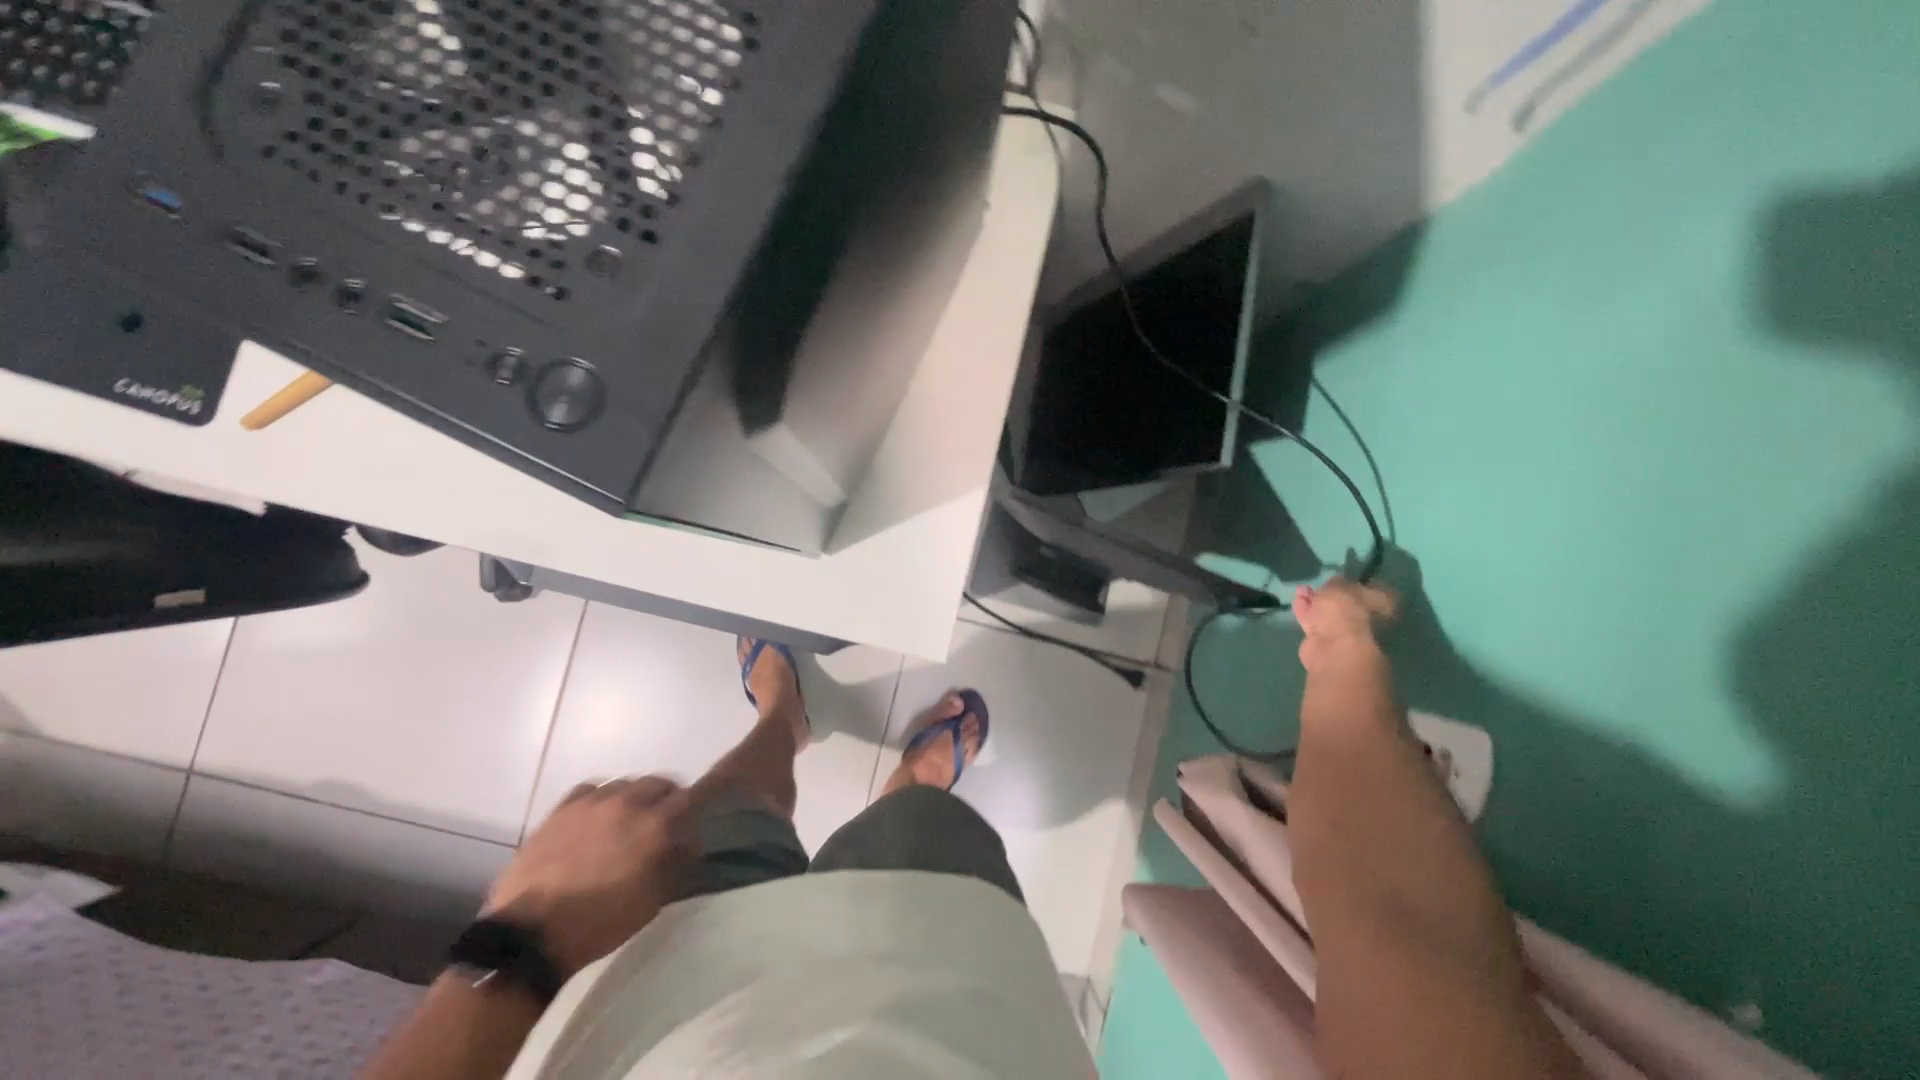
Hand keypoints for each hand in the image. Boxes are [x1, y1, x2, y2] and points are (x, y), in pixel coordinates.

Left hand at [480, 776, 695, 978]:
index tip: (693, 820)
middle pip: (656, 782)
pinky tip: (596, 816)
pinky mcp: (561, 809)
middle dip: (665, 798)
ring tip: (627, 819)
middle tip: (662, 821)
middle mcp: (626, 803)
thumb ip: (675, 864)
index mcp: (654, 826)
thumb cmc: (600, 922)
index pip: (688, 798)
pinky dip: (601, 798)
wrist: (532, 932)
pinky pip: (591, 790)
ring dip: (633, 796)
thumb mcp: (651, 901)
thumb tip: (689, 844)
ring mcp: (591, 803)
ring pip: (623, 784)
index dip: (695, 806)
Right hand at [1294, 577, 1397, 670]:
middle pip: (1350, 604)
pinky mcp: (1328, 644)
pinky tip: (1297, 600)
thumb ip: (1336, 582)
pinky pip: (1317, 623)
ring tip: (1302, 589)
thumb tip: (1335, 582)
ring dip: (1317, 602)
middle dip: (1333, 594)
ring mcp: (1349, 634)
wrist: (1335, 650)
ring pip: (1331, 614)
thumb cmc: (1346, 611)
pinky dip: (1307, 612)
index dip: (1357, 582)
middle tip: (1320, 584)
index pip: (1373, 588)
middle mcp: (1371, 620)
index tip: (1342, 577)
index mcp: (1384, 604)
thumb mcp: (1339, 586)